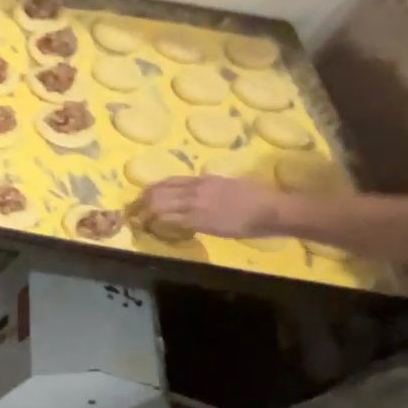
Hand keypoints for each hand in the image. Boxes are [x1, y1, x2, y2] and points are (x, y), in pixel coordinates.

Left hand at [140, 174, 284, 238]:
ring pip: (158, 205)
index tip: (143, 198)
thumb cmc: (260, 198)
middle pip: (156, 192)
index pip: (169, 181)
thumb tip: (197, 192)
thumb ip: (210, 187)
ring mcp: (195, 204)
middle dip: (140, 202)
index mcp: (205, 180)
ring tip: (139, 221)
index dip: (151, 190)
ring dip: (144, 214)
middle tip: (133, 212)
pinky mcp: (197, 220)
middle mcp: (196, 189)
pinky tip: (154, 228)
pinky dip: (157, 224)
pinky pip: (168, 220)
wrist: (273, 209)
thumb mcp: (231, 185)